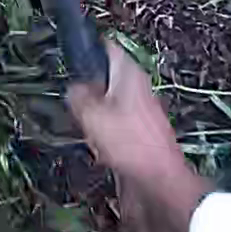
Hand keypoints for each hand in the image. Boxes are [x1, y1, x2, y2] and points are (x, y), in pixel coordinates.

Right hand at [66, 41, 211, 227]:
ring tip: (87, 126)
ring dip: (95, 112)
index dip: (86, 48)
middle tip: (75, 99)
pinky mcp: (143, 132)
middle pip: (105, 76)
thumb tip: (72, 89)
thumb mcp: (91, 114)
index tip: (70, 57)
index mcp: (128, 72)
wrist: (161, 185)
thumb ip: (77, 95)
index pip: (105, 46)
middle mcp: (138, 85)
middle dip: (88, 87)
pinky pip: (116, 123)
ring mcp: (142, 109)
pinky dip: (105, 131)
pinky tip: (99, 146)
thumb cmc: (130, 143)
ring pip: (109, 101)